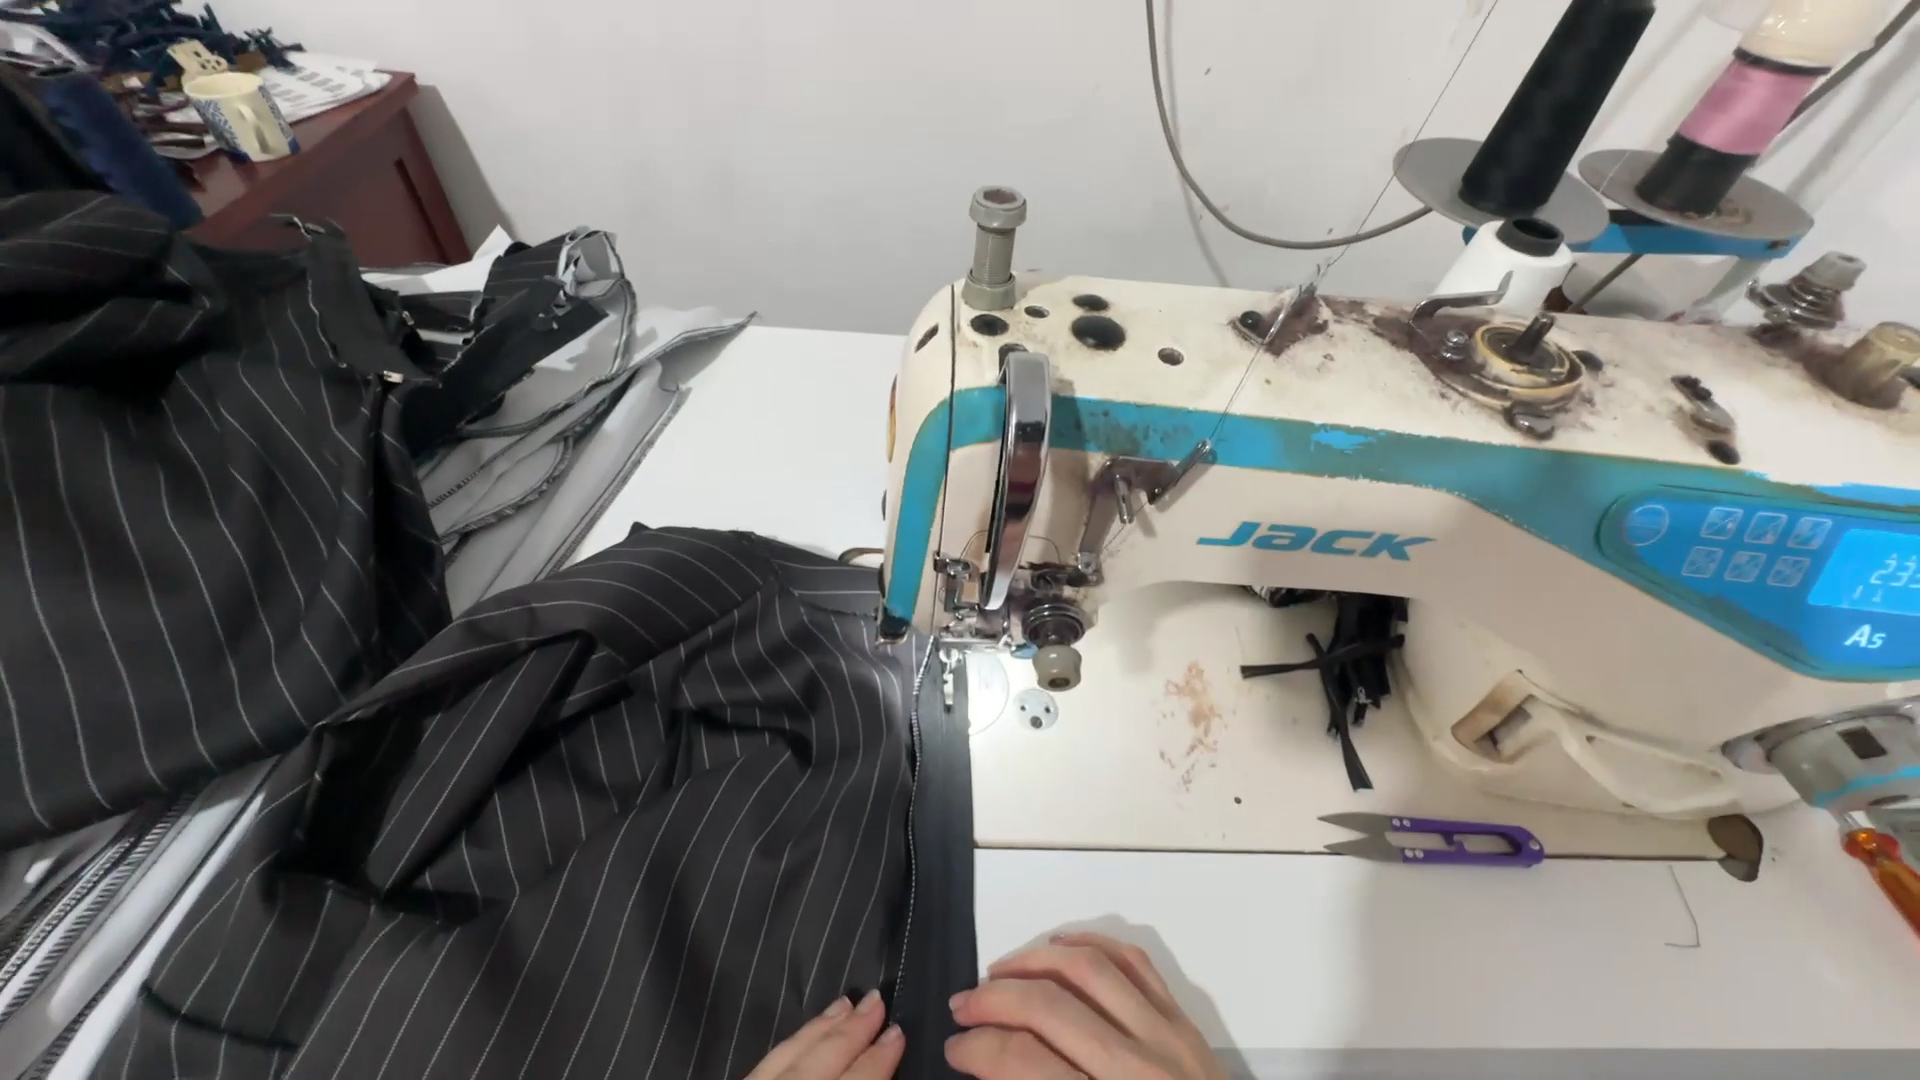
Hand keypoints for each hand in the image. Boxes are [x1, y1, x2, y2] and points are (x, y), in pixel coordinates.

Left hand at [746, 990, 903, 1079]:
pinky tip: (802, 1032)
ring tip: (845, 1002)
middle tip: (877, 998)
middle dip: (853, 1029)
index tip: (897, 1031)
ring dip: (822, 1027)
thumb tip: (880, 1069)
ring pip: (791, 1052)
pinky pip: (766, 1061)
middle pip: (825, 1057)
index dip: (879, 1057)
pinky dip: (790, 1042)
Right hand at [946, 932, 1224, 1079]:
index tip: (954, 1047)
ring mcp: (1168, 1038)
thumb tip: (990, 1064)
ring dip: (1033, 960)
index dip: (979, 1049)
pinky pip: (1134, 961)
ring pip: (1088, 968)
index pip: (1025, 1063)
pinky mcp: (1187, 1022)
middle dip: (993, 1001)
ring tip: (1000, 970)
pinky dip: (1092, 942)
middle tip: (962, 1006)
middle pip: (1050, 1008)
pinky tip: (1059, 943)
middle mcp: (1137, 1069)